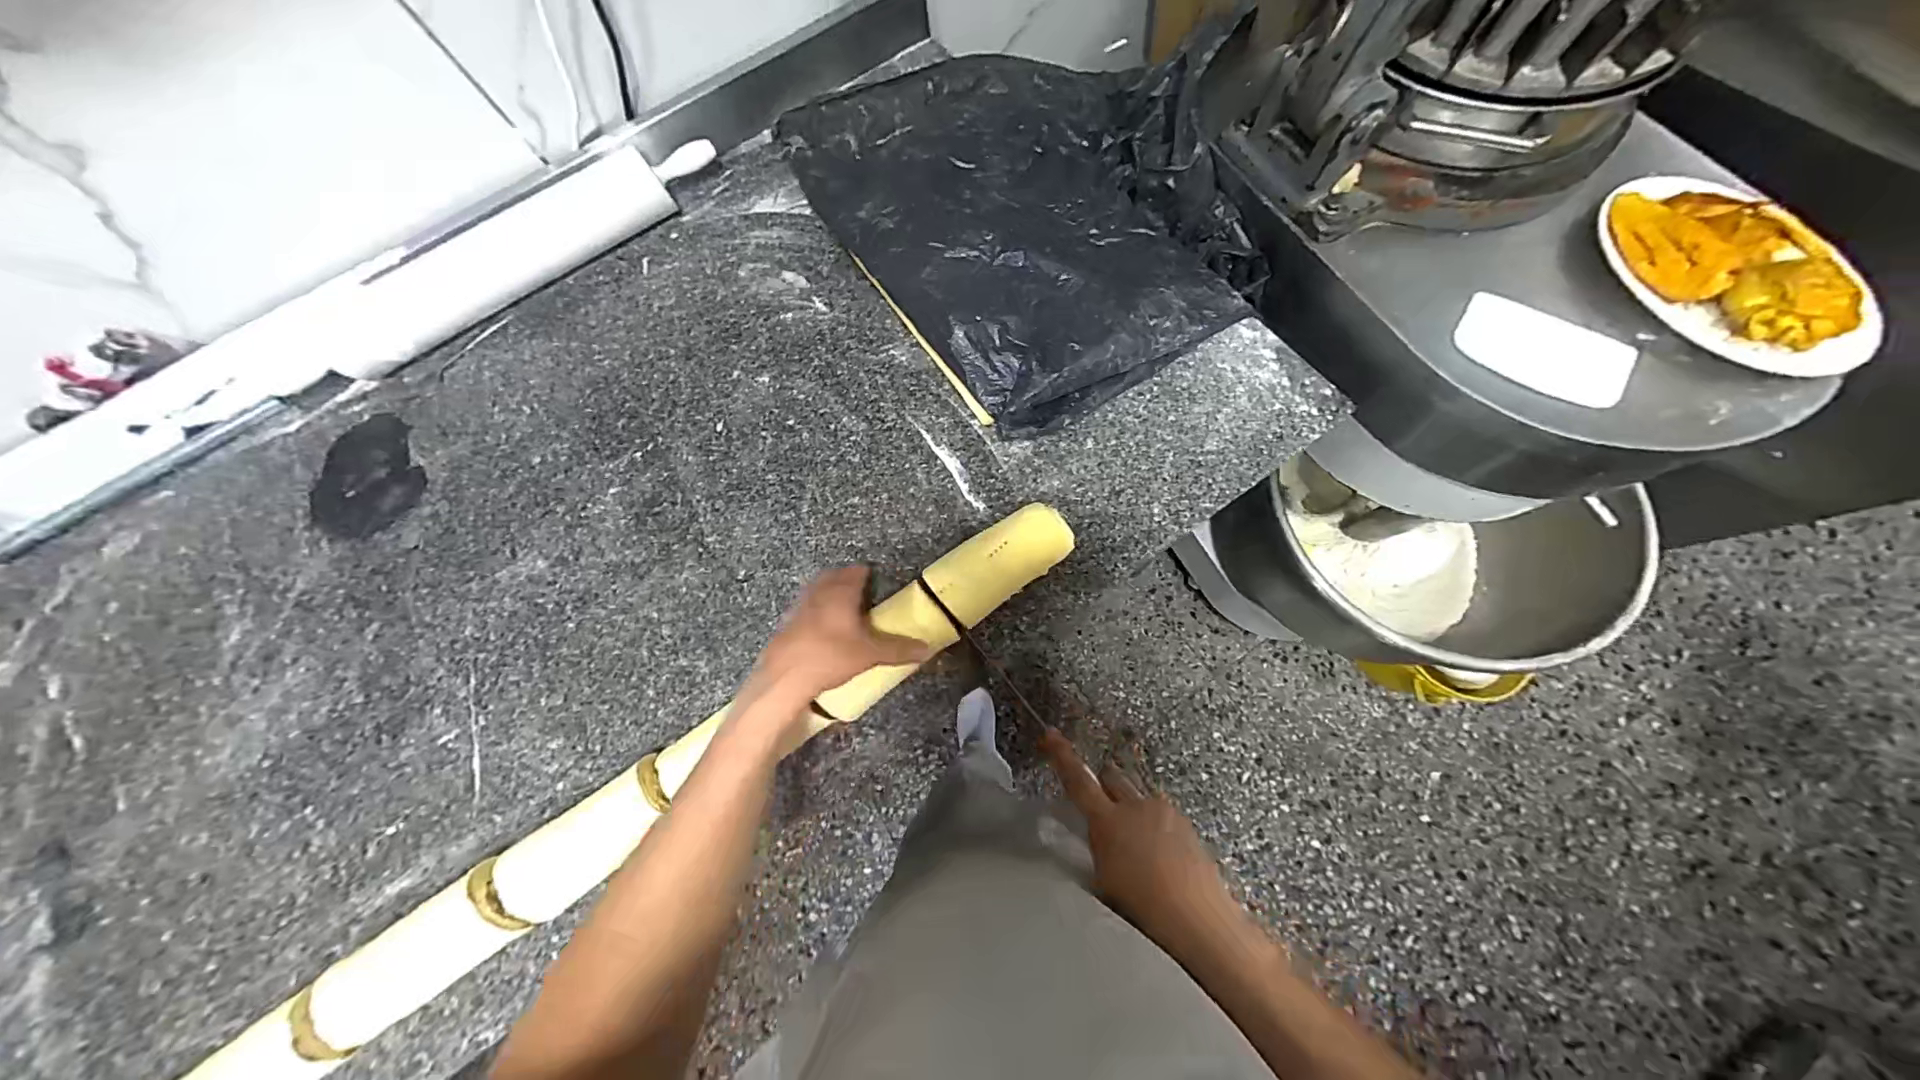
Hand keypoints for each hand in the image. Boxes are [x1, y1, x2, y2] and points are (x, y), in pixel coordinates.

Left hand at [746, 565, 933, 708]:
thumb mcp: (870, 654)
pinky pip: (803, 608)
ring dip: (827, 591)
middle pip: (832, 576)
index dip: (865, 573)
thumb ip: (898, 649)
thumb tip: (926, 648)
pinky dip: (813, 611)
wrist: (785, 677)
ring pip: (815, 590)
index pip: (855, 572)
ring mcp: (799, 608)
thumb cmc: (831, 657)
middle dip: (845, 578)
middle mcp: (818, 594)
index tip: (873, 576)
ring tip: (839, 604)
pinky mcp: (786, 624)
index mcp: (840, 593)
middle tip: (857, 586)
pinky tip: (818, 626)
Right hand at [1040, 729, 1247, 959]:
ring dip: (1130, 808)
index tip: (1050, 736)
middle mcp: (1137, 807)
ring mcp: (1165, 812)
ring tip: (1133, 845)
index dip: (1061, 756)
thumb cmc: (1142, 910)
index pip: (1077, 780)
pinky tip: (1158, 857)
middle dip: (1102, 784)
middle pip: (1111, 776)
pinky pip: (1161, 814)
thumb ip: (1096, 848)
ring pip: (1138, 795)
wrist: (1199, 922)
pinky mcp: (1187, 825)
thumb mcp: (1102, 881)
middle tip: (1098, 808)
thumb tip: (1096, 837)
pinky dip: (1153, 825)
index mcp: (1108, 821)